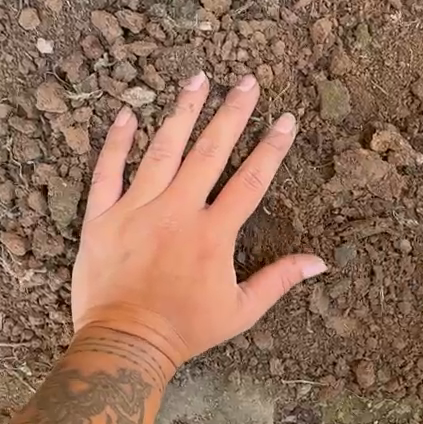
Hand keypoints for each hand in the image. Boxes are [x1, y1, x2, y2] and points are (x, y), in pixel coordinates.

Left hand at [70, 73, 326, 372]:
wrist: (125, 343)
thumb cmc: (186, 330)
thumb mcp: (241, 310)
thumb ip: (279, 280)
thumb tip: (320, 263)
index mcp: (213, 234)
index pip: (250, 181)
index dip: (271, 149)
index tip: (286, 120)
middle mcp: (177, 212)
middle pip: (209, 152)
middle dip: (231, 113)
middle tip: (246, 81)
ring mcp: (136, 210)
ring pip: (162, 151)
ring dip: (182, 113)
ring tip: (197, 80)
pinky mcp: (102, 217)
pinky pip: (108, 171)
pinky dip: (117, 142)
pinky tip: (127, 113)